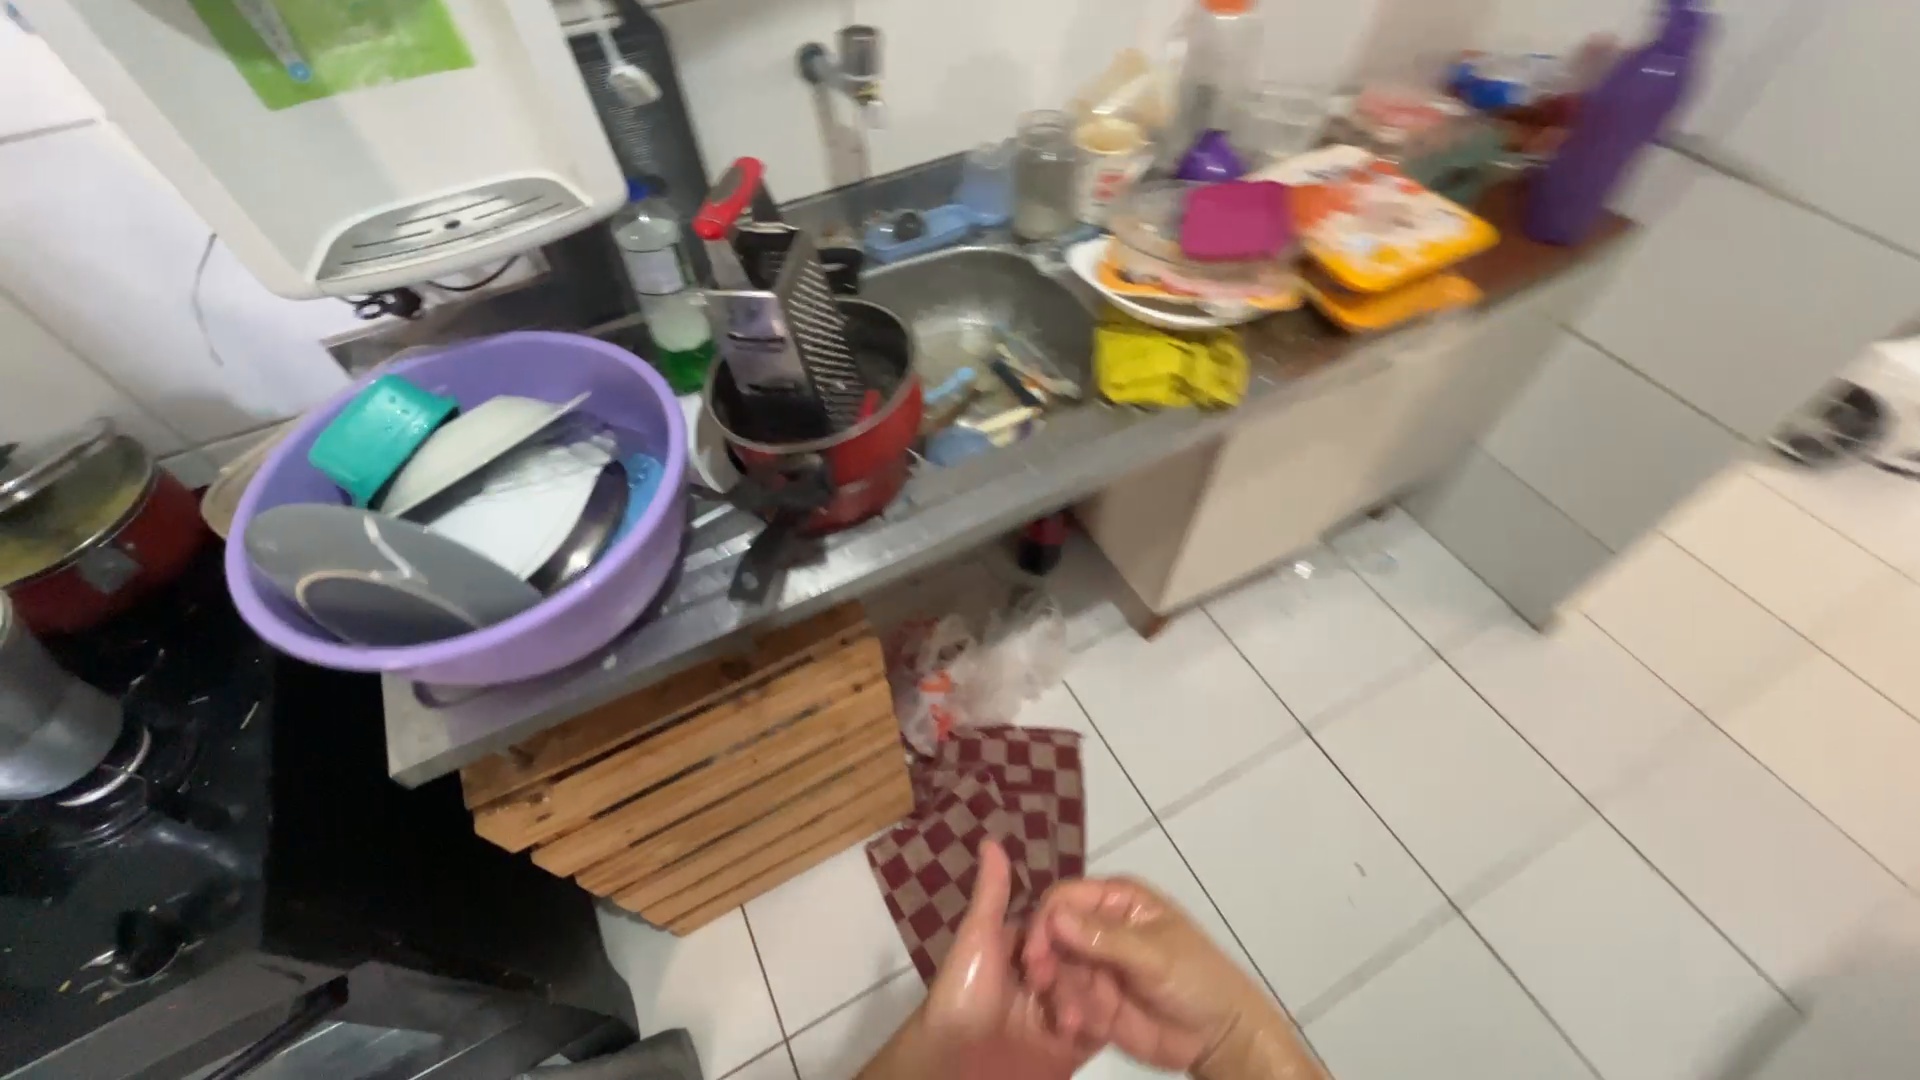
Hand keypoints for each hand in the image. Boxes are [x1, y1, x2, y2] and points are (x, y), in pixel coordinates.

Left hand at [862, 840, 1098, 1079]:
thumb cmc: (962, 996)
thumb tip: (991, 838)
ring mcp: (1057, 1013)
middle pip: (1078, 961)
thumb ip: (992, 893)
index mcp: (1020, 948)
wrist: (956, 1069)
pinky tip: (1090, 1027)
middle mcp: (1041, 977)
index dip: (1063, 932)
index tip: (1068, 935)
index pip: (1057, 929)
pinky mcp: (1070, 1049)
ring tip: (1068, 1019)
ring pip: (1090, 993)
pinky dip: (1099, 1025)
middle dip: (1076, 972)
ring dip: (1084, 1002)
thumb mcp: (977, 938)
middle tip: (1057, 988)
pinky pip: (1099, 1029)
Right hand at [1021, 877, 1283, 1077]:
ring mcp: (1094, 964)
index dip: (1045, 922)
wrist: (1221, 1036)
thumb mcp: (1153, 955)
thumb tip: (1055, 916)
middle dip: (1044, 962)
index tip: (1035, 955)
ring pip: (1054, 970)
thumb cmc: (1196, 977)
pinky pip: (1065, 1001)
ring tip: (1072, 1020)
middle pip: (1052, 934)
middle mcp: (1098, 926)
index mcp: (1116, 899)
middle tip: (1044, 988)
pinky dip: (1065, 1014)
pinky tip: (1078, 1030)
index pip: (1065, 898)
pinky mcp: (1093, 999)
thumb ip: (1103, 937)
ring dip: (1056, 994)